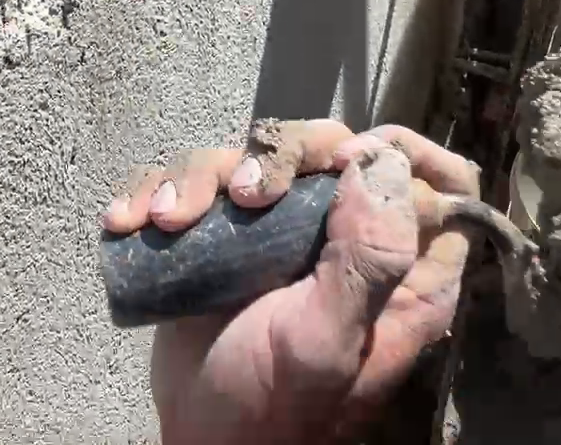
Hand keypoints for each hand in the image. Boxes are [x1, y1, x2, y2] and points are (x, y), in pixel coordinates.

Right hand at [102, 120, 479, 444]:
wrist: (197, 433)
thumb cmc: (273, 406)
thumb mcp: (324, 342)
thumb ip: (366, 261)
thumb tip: (380, 162)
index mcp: (393, 263)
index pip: (432, 177)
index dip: (395, 150)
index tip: (343, 162)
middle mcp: (339, 231)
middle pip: (327, 145)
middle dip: (276, 156)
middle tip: (240, 199)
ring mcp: (277, 223)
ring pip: (250, 151)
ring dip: (198, 178)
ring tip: (169, 222)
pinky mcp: (222, 224)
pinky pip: (190, 178)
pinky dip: (155, 188)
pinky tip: (128, 220)